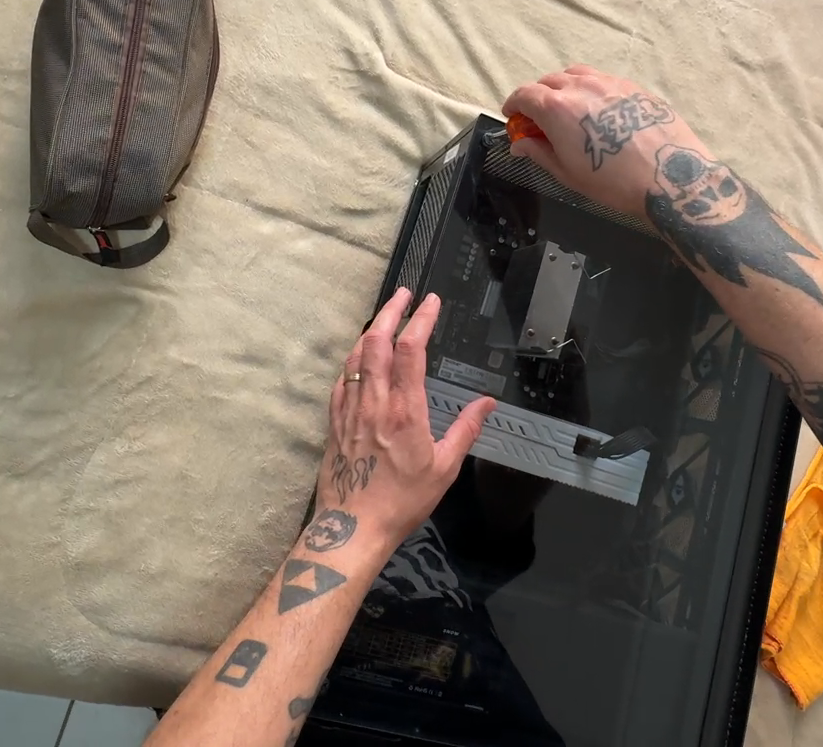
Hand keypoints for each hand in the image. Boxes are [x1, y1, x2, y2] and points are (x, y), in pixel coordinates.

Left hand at [313, 289, 495, 556]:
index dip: (421, 319)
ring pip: (356, 356)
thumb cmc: (403, 500)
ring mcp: (350, 409)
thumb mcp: (445, 468)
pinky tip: (359, 358)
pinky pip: (342, 379)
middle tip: (404, 293)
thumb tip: (488, 402)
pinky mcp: (334, 421)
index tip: (431, 302)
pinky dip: (353, 360)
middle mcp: (374, 401)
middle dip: (390, 310)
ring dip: (371, 330)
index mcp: (404, 410)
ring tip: (384, 317)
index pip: (410, 350)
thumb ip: (466, 429)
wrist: (353, 528)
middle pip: (376, 341)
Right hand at [502, 65, 709, 216]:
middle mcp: (581, 86)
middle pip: (549, 81)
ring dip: (563, 87)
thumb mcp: (567, 174)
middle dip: (537, 96)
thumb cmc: (614, 182)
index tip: (512, 117)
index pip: (525, 94)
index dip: (513, 105)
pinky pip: (602, 79)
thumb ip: (539, 153)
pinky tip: (596, 111)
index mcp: (558, 108)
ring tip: (566, 109)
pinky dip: (589, 89)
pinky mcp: (633, 86)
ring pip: (576, 74)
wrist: (670, 176)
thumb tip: (519, 145)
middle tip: (538, 119)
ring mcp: (610, 82)